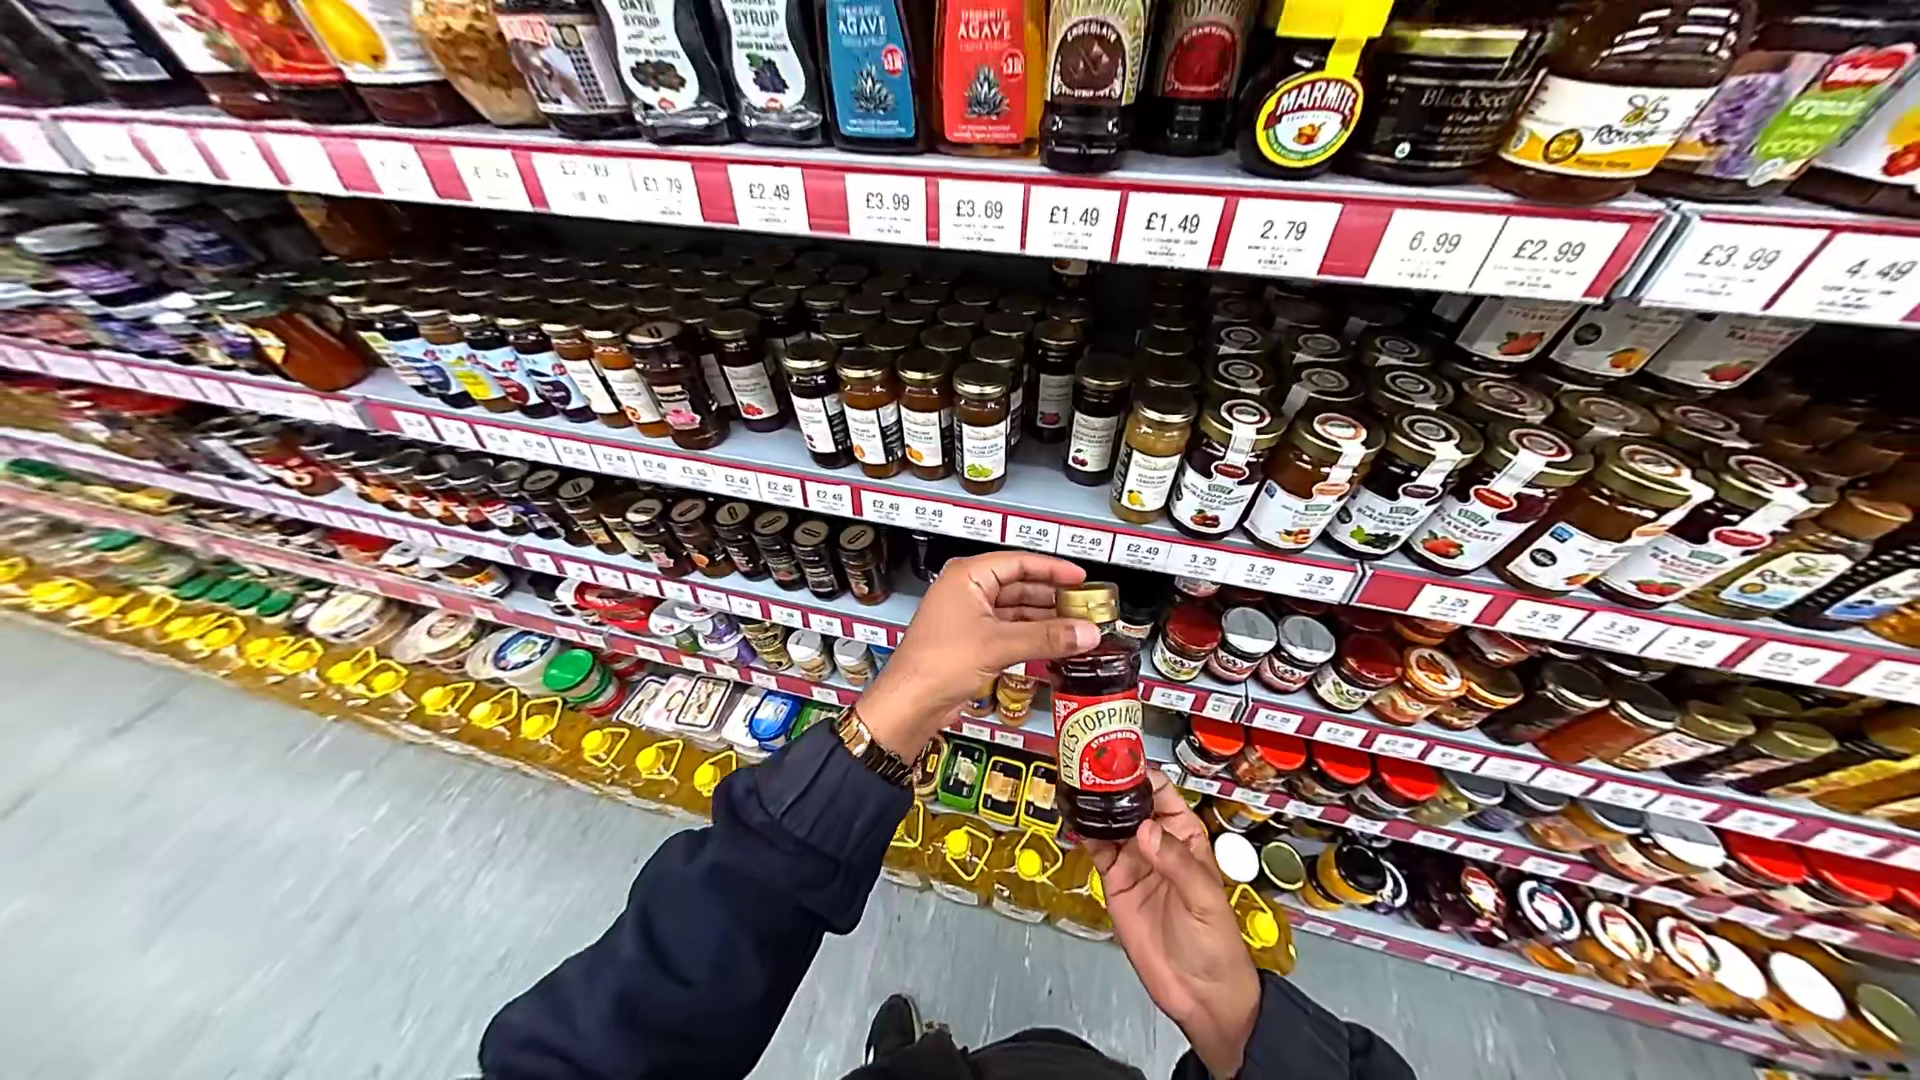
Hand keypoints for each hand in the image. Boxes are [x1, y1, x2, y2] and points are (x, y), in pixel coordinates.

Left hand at [856, 552, 1098, 759]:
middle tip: (1083, 605)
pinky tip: (1054, 642)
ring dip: (1044, 618)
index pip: (1019, 561)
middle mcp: (968, 591)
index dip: (1052, 568)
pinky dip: (1031, 634)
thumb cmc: (936, 664)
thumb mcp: (1000, 645)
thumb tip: (1085, 632)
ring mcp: (969, 616)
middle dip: (1052, 595)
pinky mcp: (973, 639)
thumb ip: (1048, 637)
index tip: (1079, 577)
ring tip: (1075, 625)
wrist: (912, 702)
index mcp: (968, 576)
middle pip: (1019, 584)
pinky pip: (1009, 629)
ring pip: (1016, 609)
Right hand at [1086, 772, 1259, 1078]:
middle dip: (1110, 784)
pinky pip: (1096, 848)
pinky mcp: (1114, 879)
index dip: (1140, 773)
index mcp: (1184, 835)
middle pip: (1129, 800)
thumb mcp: (1204, 899)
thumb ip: (1176, 862)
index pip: (1160, 791)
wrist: (1199, 995)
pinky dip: (1084, 832)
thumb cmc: (1216, 944)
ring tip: (1074, 786)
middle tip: (1087, 769)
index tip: (1118, 761)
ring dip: (1094, 804)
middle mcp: (1156, 840)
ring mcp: (1133, 858)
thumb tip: (1145, 830)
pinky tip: (1074, 820)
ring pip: (1109, 820)